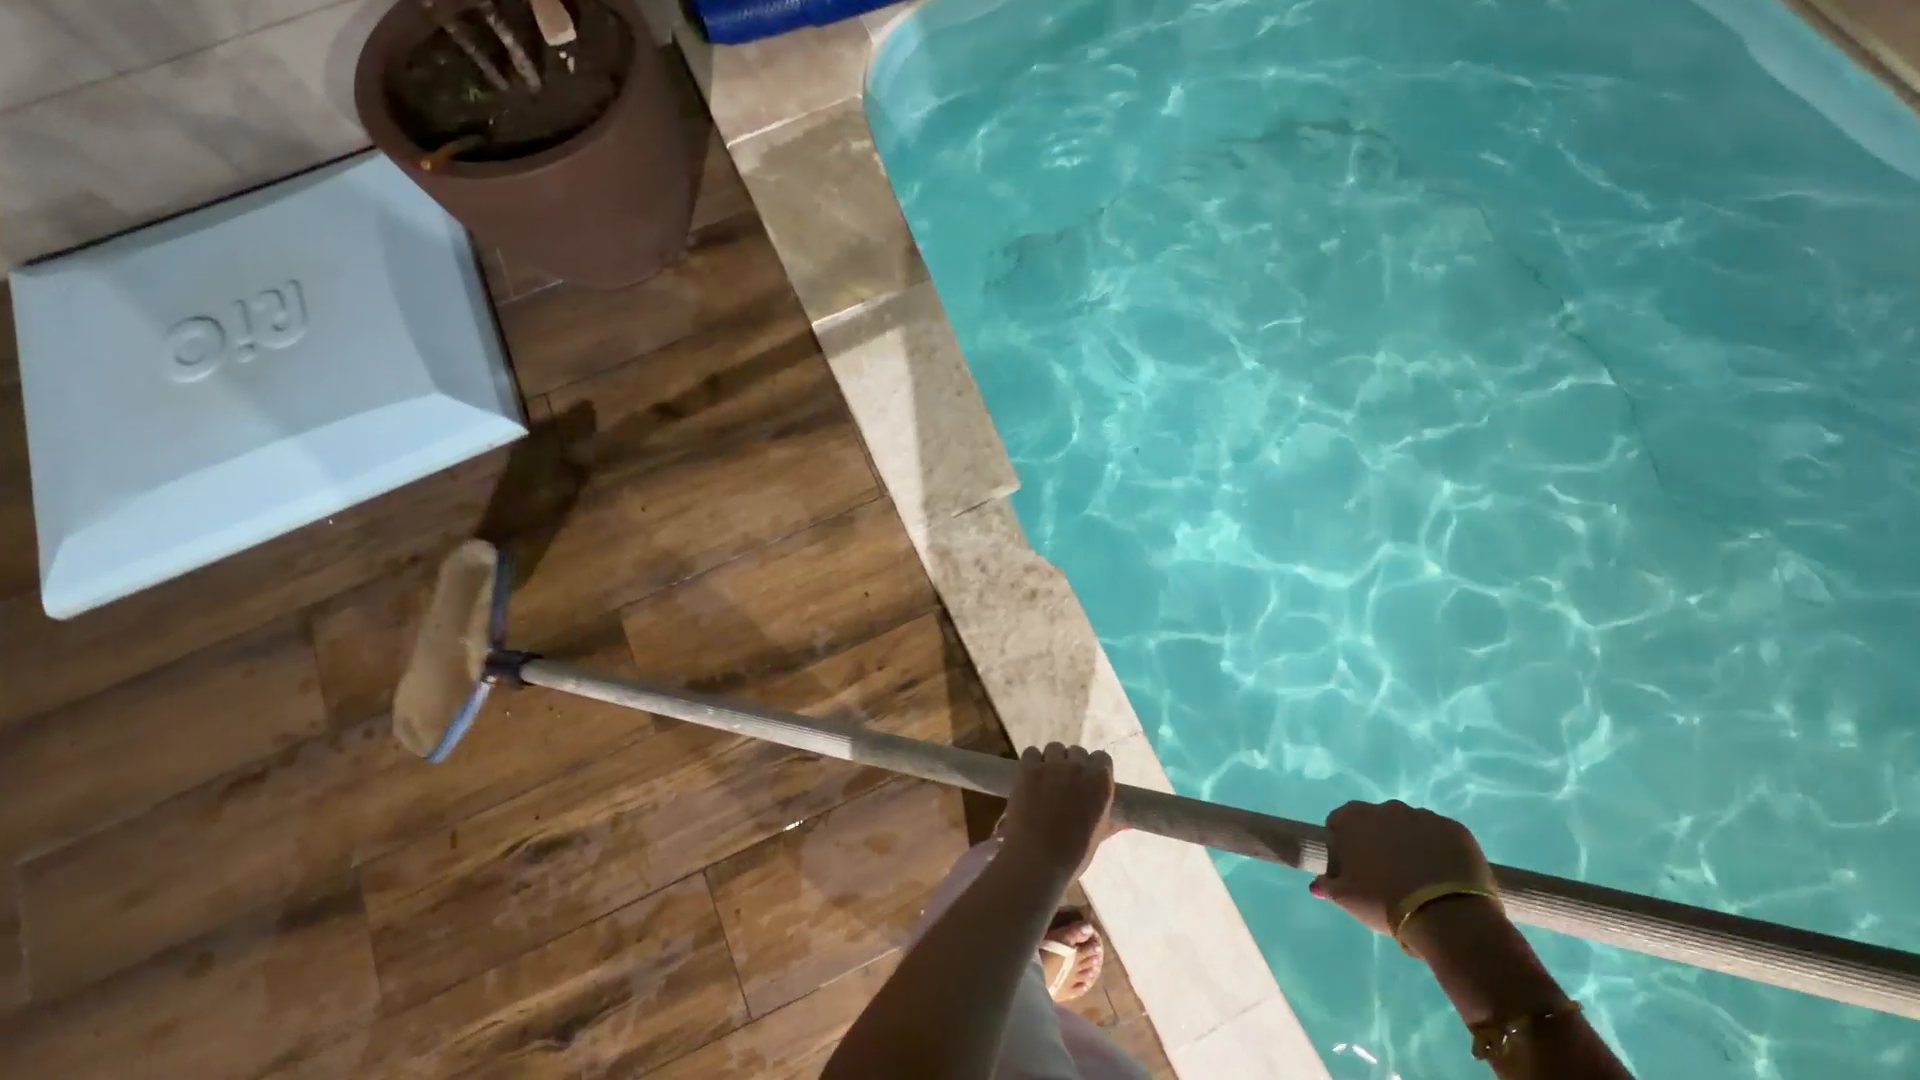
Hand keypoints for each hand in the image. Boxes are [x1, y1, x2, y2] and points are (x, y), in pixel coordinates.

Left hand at [1000, 743, 1115, 879]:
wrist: (1038, 860)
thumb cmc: (1073, 854)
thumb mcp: (1098, 835)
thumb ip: (1110, 821)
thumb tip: (1125, 822)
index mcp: (1101, 782)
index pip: (1101, 757)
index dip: (1092, 767)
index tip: (1085, 779)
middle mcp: (1079, 768)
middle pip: (1076, 751)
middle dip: (1070, 763)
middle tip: (1062, 782)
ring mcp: (1053, 766)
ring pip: (1053, 748)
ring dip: (1050, 760)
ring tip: (1044, 779)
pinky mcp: (1029, 769)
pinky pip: (1031, 752)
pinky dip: (1031, 762)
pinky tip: (1029, 778)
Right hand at [1310, 799, 1496, 935]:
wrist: (1446, 915)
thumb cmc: (1384, 901)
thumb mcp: (1346, 898)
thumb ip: (1327, 884)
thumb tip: (1317, 883)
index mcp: (1355, 819)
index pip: (1339, 820)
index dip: (1342, 841)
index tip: (1349, 863)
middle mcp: (1388, 808)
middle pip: (1376, 821)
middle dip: (1377, 840)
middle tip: (1383, 872)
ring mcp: (1424, 816)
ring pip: (1410, 826)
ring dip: (1409, 843)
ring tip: (1417, 876)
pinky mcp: (1456, 829)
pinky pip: (1441, 835)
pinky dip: (1439, 849)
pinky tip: (1442, 874)